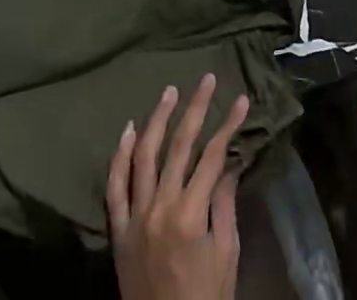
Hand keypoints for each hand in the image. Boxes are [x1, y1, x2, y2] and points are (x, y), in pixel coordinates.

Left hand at [107, 74, 249, 299]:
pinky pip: (115, 187)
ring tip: (170, 92)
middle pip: (179, 146)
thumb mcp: (226, 251)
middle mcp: (159, 207)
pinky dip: (120, 156)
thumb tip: (229, 163)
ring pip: (143, 156)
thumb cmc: (206, 296)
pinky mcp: (118, 230)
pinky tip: (129, 130)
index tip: (242, 100)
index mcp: (190, 213)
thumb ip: (224, 203)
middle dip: (196, 108)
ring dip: (157, 120)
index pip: (213, 155)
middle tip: (206, 79)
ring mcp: (135, 217)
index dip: (229, 125)